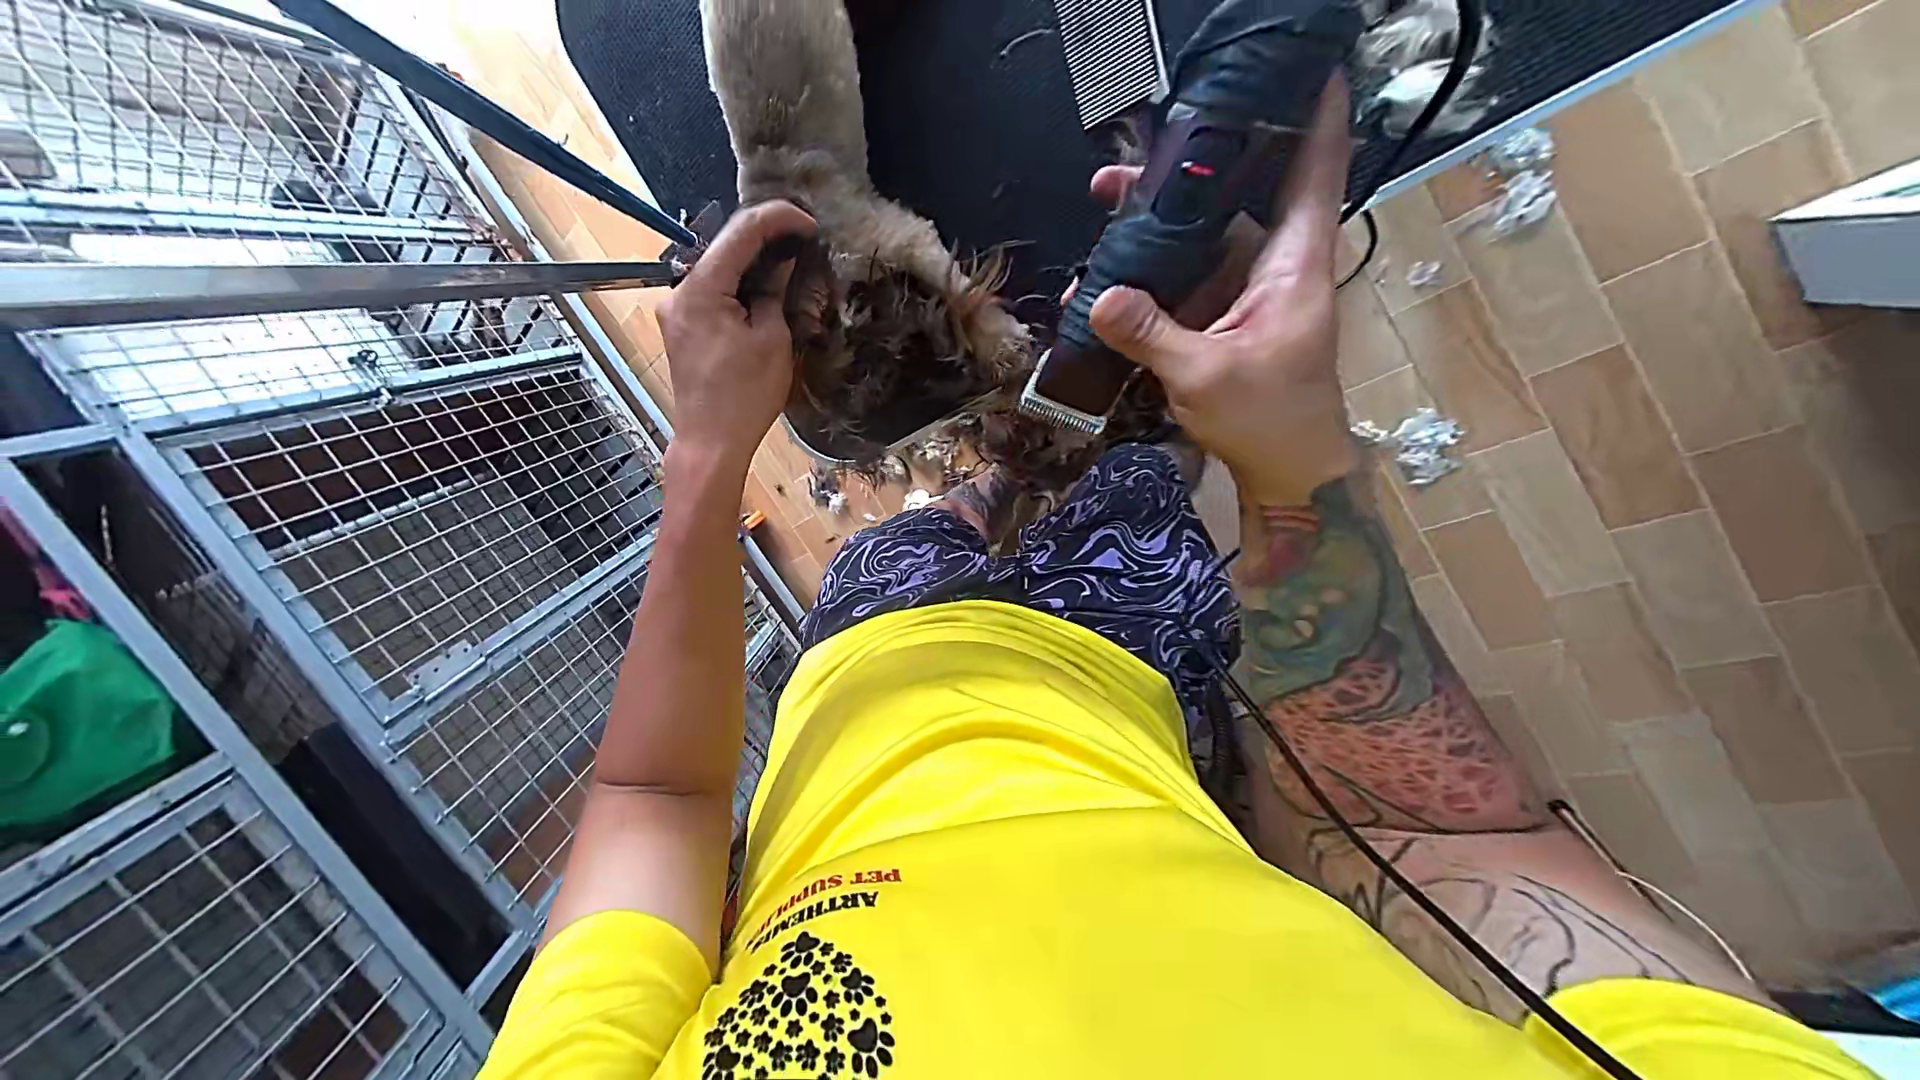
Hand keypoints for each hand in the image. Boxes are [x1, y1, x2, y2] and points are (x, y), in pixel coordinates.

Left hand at [655, 200, 817, 475]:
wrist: (711, 442)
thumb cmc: (745, 397)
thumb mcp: (772, 340)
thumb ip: (775, 292)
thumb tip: (784, 263)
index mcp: (701, 288)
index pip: (741, 231)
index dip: (779, 219)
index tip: (810, 223)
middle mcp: (680, 291)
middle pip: (726, 247)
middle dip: (767, 240)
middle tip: (804, 242)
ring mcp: (677, 310)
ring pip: (720, 270)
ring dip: (754, 264)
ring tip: (791, 267)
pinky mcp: (682, 327)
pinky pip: (713, 293)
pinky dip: (740, 287)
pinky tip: (765, 293)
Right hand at [1088, 76, 1356, 505]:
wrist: (1284, 469)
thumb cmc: (1266, 419)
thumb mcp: (1203, 375)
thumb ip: (1150, 334)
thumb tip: (1097, 299)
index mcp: (1293, 262)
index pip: (1314, 166)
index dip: (1313, 112)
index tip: (1302, 65)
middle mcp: (1272, 265)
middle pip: (1232, 199)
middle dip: (1181, 178)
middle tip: (1119, 174)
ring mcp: (1245, 293)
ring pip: (1201, 242)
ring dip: (1155, 233)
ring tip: (1101, 218)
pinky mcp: (1223, 320)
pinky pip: (1185, 286)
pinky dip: (1150, 283)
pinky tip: (1106, 287)